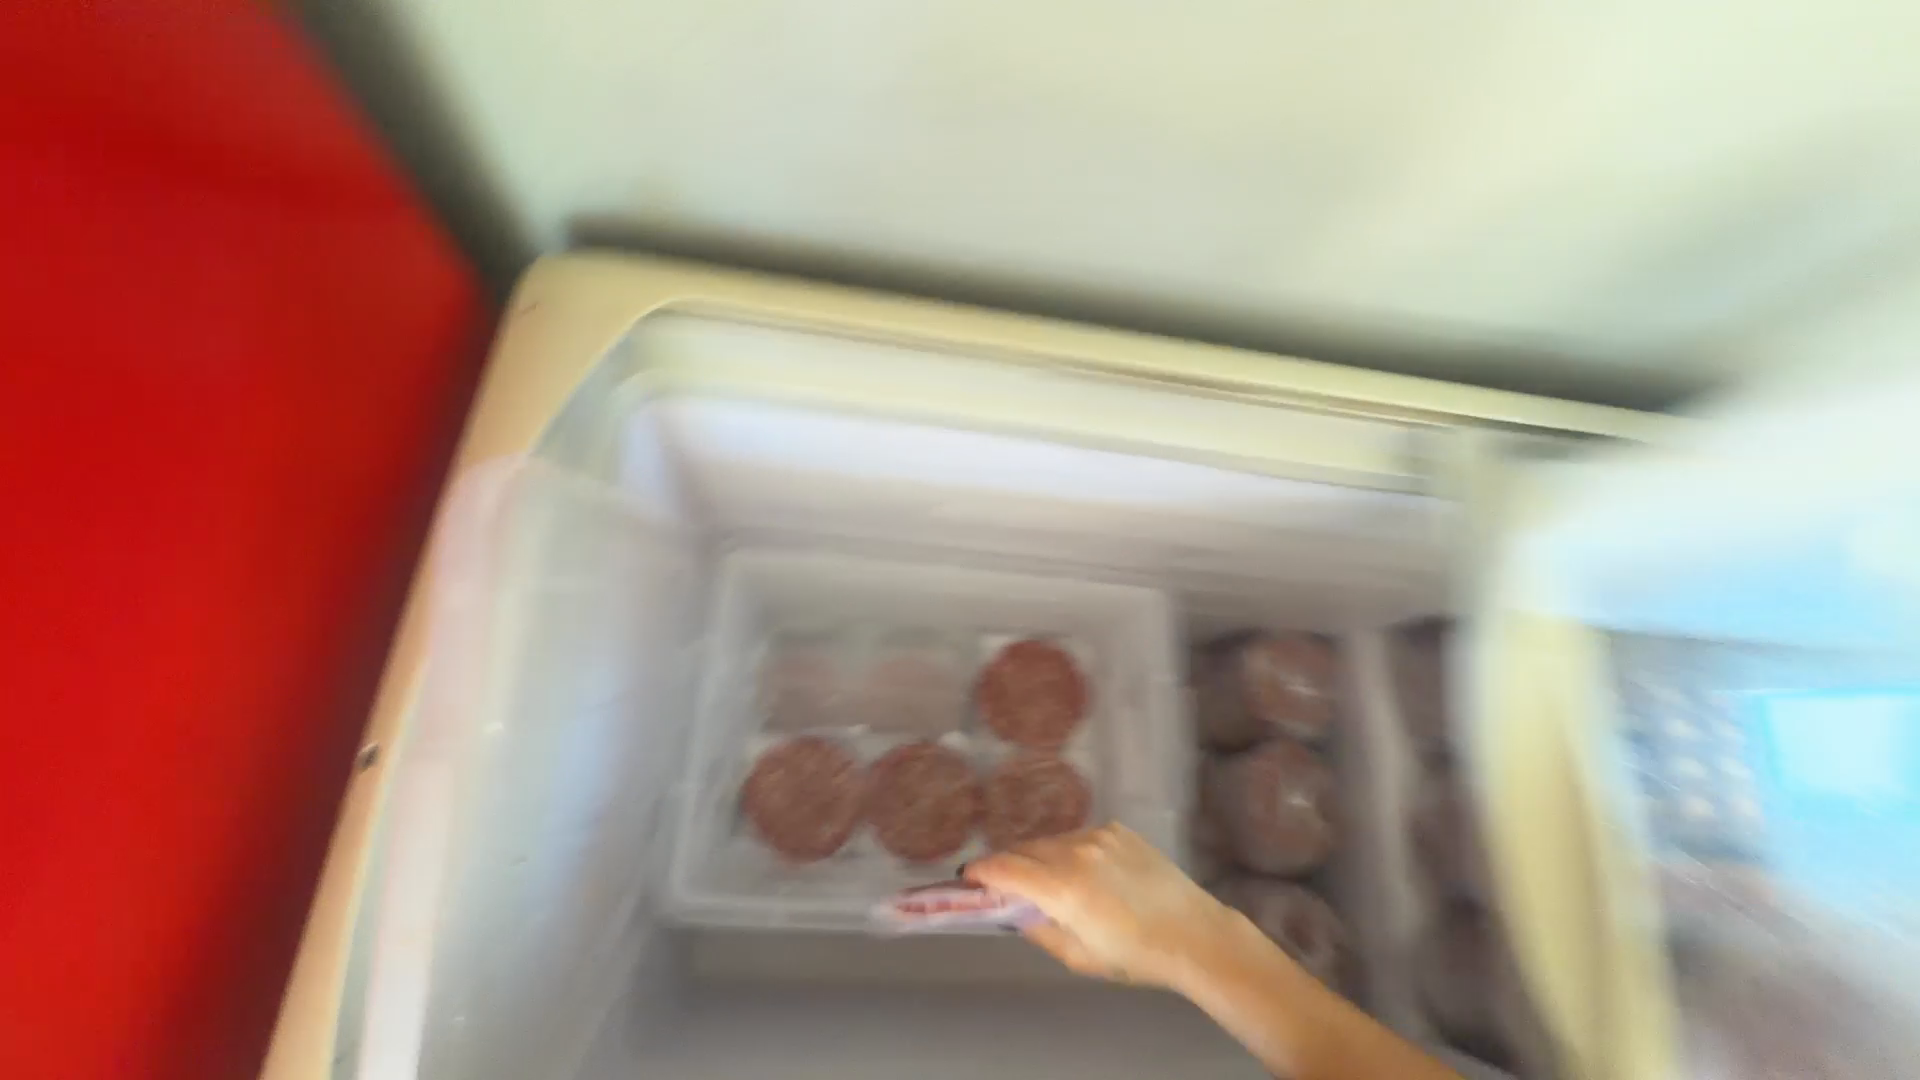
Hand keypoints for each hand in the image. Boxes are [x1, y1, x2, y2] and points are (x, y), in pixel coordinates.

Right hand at [964, 822, 1244, 989]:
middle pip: (1024, 850)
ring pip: (1051, 841)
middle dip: (1008, 865)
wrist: (1193, 933)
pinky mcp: (1116, 829)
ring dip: (1040, 858)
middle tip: (1002, 885)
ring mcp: (1098, 835)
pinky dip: (1070, 852)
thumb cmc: (1136, 956)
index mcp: (1063, 888)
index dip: (981, 872)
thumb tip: (1013, 910)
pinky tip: (1087, 874)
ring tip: (1049, 883)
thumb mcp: (1078, 956)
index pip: (1005, 868)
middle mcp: (1076, 852)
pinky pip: (1079, 837)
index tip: (968, 878)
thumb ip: (1038, 929)